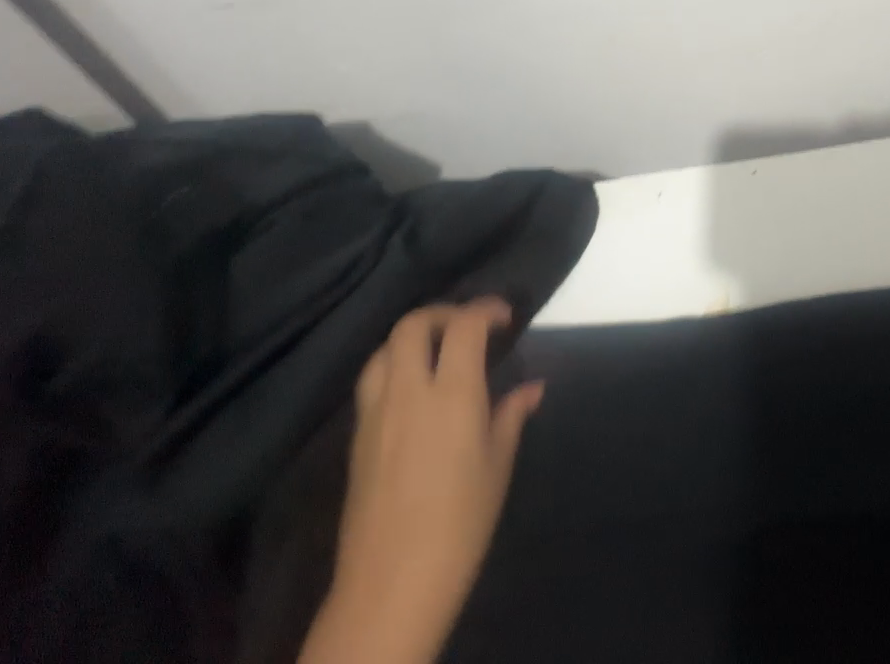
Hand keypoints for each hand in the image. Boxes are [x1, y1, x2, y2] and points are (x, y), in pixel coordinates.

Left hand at [299, 299, 543, 663]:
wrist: (393, 578)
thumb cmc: (462, 521)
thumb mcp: (498, 465)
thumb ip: (511, 416)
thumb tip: (532, 387)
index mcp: (452, 394)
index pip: (464, 327)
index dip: (485, 310)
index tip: (505, 316)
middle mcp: (408, 391)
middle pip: (413, 325)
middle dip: (444, 313)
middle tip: (470, 326)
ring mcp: (376, 412)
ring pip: (384, 349)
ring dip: (413, 337)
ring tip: (439, 352)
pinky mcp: (357, 434)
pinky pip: (373, 380)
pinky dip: (394, 366)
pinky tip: (414, 389)